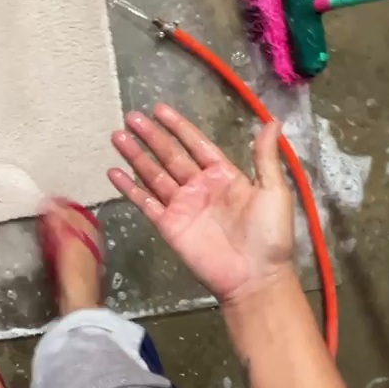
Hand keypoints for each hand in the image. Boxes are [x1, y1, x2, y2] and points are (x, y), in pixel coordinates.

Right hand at [108, 103, 295, 303]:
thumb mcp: (274, 191)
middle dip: (150, 136)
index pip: (195, 143)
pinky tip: (114, 173)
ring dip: (135, 156)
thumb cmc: (269, 235)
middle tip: (131, 117)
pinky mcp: (168, 224)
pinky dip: (129, 188)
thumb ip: (265, 157)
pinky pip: (145, 202)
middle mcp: (198, 186)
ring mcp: (181, 205)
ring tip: (117, 136)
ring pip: (152, 174)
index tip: (159, 109)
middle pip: (169, 155)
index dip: (178, 126)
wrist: (255, 278)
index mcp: (223, 175)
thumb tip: (273, 121)